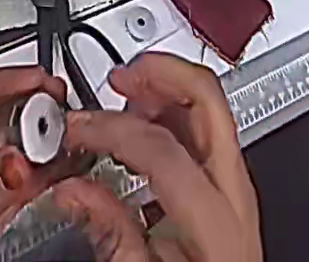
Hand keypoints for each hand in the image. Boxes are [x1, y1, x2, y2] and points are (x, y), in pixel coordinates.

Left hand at [0, 67, 68, 261]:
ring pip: (2, 150)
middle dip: (22, 105)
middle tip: (56, 102)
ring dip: (32, 141)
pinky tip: (55, 170)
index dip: (0, 82)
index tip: (35, 78)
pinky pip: (14, 188)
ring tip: (61, 134)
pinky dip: (38, 176)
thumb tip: (19, 159)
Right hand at [54, 54, 260, 261]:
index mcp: (219, 225)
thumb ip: (110, 234)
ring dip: (161, 87)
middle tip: (118, 78)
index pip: (163, 149)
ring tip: (122, 97)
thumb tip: (72, 190)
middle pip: (205, 98)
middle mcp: (236, 193)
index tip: (80, 129)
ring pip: (205, 102)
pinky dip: (167, 108)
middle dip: (157, 73)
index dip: (113, 130)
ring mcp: (236, 183)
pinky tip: (139, 122)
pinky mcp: (228, 181)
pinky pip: (201, 123)